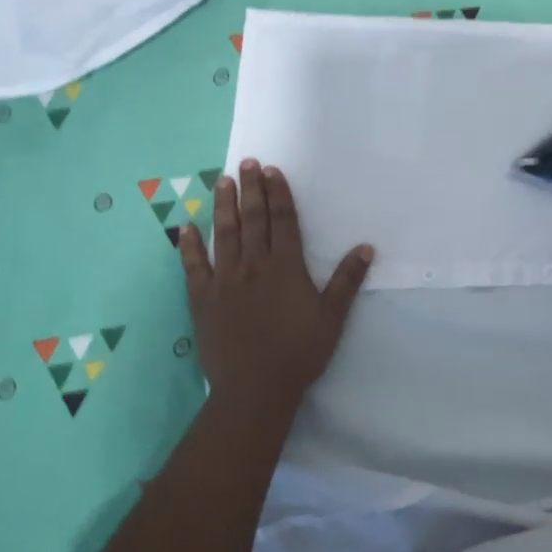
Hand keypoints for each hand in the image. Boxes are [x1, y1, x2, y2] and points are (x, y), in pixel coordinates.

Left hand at [176, 159, 371, 414]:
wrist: (254, 388)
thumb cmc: (299, 352)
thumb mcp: (333, 317)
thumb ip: (347, 280)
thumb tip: (366, 247)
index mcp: (285, 267)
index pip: (283, 221)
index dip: (278, 194)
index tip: (272, 171)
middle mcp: (253, 266)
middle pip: (252, 219)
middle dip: (250, 189)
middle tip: (247, 163)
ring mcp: (224, 281)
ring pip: (223, 234)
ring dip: (223, 206)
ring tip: (222, 181)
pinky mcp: (202, 300)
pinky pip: (194, 267)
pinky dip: (189, 246)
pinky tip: (185, 228)